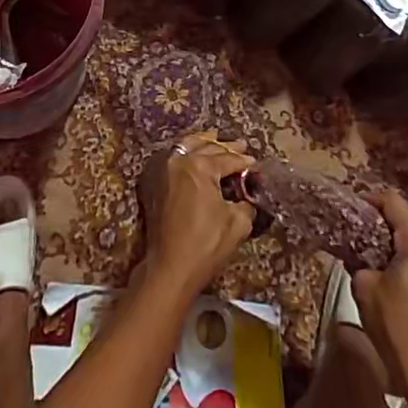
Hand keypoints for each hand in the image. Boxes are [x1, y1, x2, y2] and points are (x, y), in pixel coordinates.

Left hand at [140, 133, 255, 297]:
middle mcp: (179, 161)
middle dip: (225, 147)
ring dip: (202, 143)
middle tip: (240, 146)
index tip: (254, 162)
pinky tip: (192, 154)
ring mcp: (163, 171)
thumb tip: (247, 196)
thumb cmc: (206, 244)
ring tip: (214, 139)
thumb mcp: (238, 223)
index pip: (228, 159)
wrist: (169, 268)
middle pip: (206, 147)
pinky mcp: (153, 183)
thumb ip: (245, 203)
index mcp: (200, 166)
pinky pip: (171, 158)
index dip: (243, 161)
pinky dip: (184, 152)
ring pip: (185, 147)